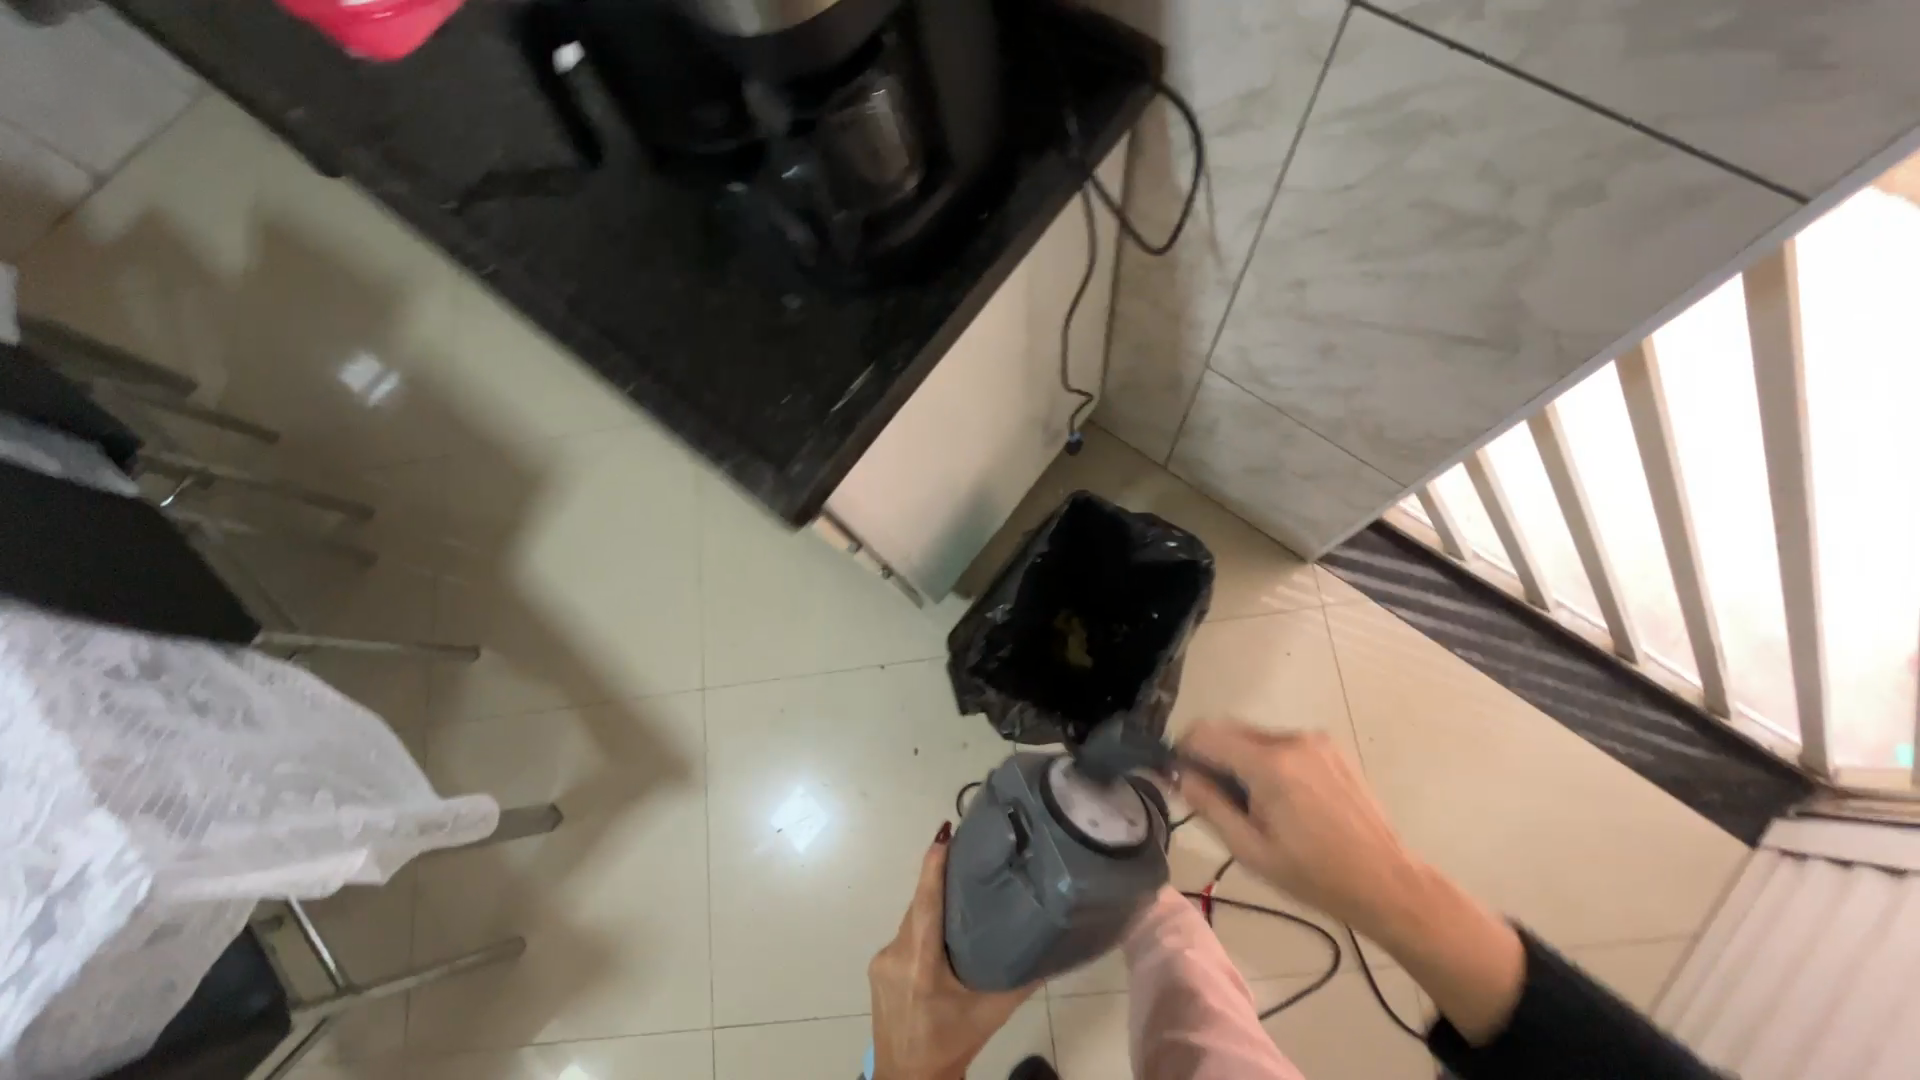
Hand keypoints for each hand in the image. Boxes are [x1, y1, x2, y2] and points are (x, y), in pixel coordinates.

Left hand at [869, 823, 1035, 1079]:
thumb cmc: (953, 1044)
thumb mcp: (991, 1013)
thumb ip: (1020, 977)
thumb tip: (1051, 945)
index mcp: (920, 964)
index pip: (925, 902)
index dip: (933, 866)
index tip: (944, 835)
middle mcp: (895, 955)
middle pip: (919, 906)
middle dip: (940, 881)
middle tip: (967, 855)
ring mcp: (882, 961)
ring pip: (911, 920)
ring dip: (933, 908)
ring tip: (961, 889)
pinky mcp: (878, 968)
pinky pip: (904, 936)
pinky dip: (922, 928)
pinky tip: (943, 931)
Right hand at [1175, 720, 1423, 934]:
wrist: (1387, 883)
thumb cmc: (1314, 875)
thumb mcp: (1250, 849)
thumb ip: (1209, 805)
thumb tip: (1179, 774)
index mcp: (1270, 764)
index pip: (1205, 734)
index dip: (1183, 751)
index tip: (1180, 777)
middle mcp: (1292, 739)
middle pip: (1229, 730)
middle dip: (1212, 756)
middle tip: (1213, 797)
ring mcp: (1315, 740)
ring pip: (1255, 736)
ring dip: (1240, 759)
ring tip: (1253, 805)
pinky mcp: (1331, 748)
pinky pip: (1281, 744)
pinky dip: (1268, 761)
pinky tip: (1281, 799)